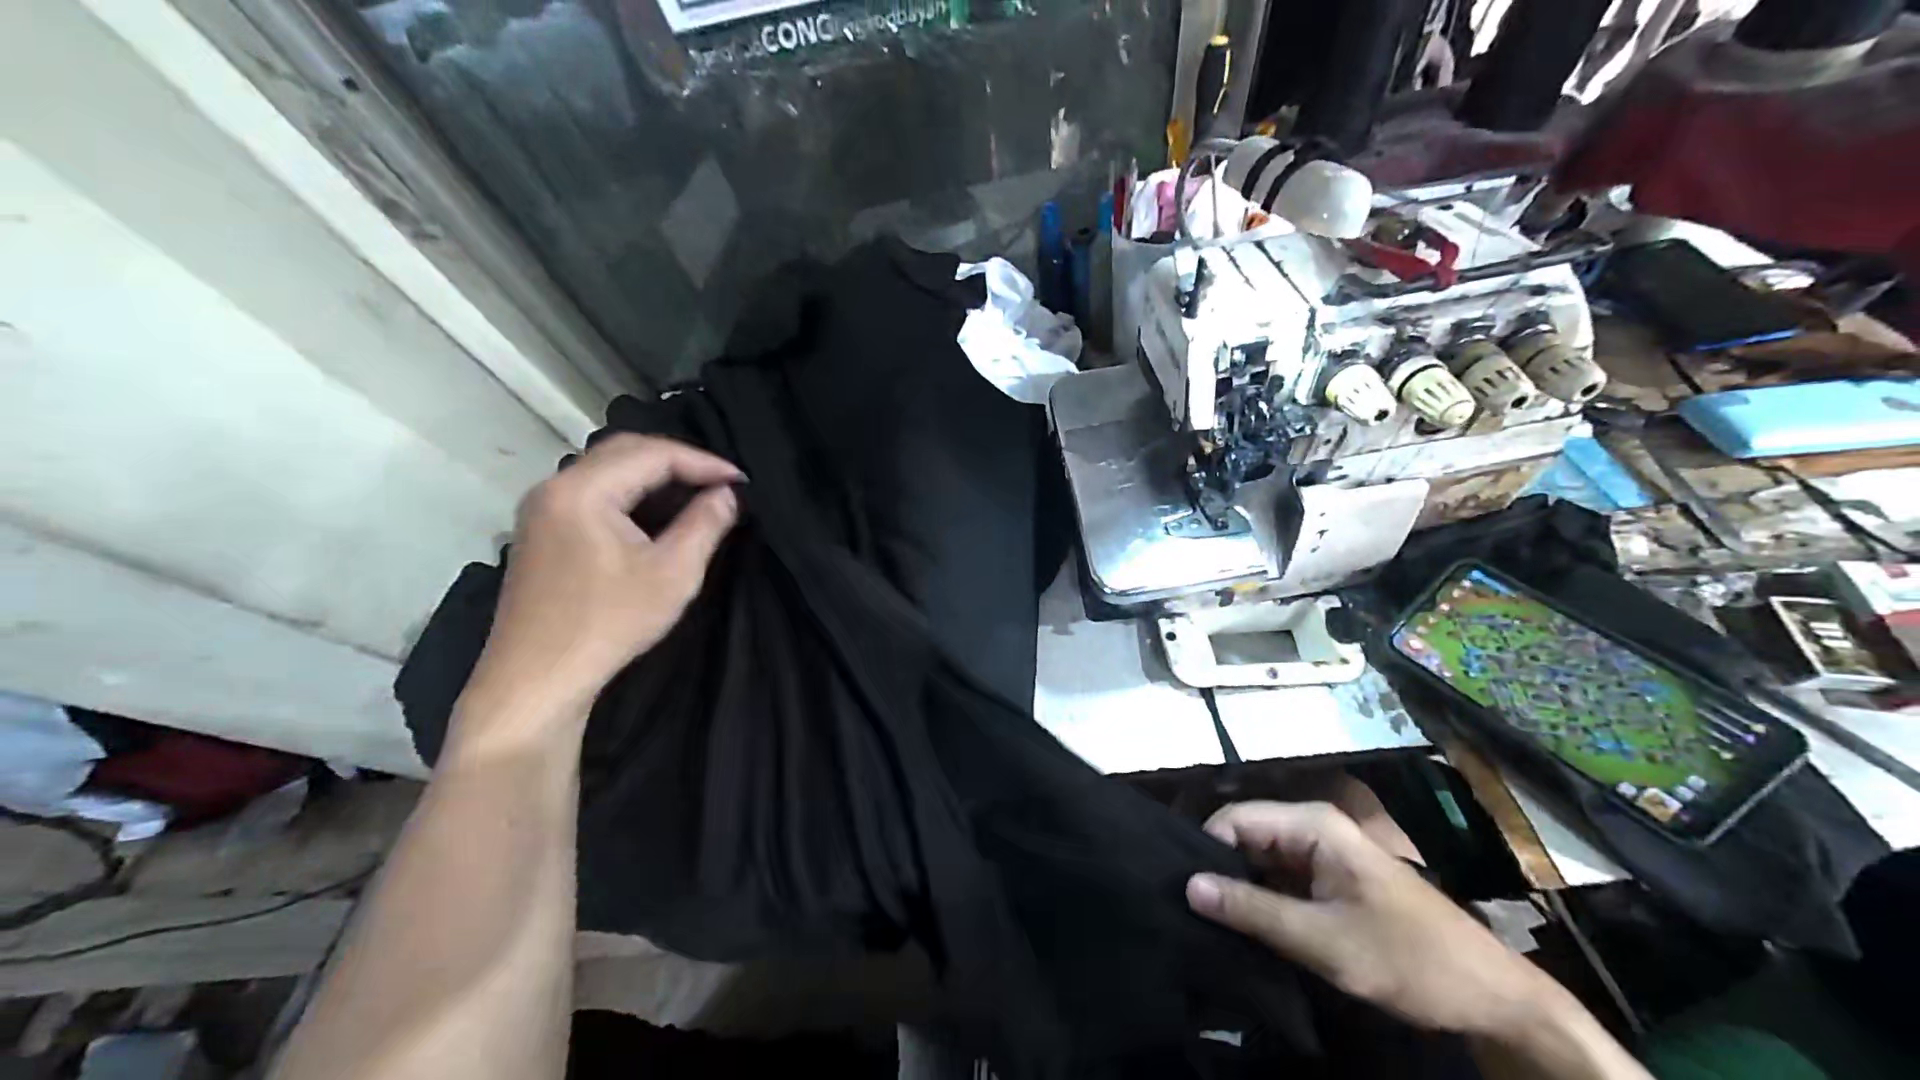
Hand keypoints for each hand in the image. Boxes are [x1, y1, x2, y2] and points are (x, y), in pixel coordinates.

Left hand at [458, 434, 742, 739]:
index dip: (704, 462)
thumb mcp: (673, 573)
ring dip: (655, 476)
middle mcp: (554, 487)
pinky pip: (594, 492)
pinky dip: (631, 493)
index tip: (742, 480)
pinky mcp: (541, 530)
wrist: (536, 679)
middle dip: (679, 461)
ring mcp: (542, 509)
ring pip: (608, 470)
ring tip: (698, 494)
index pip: (653, 454)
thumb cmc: (609, 623)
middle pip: (626, 451)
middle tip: (721, 482)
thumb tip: (727, 494)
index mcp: (582, 490)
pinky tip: (658, 515)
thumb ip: (706, 524)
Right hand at [1186, 801, 1563, 1039]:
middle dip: (1220, 868)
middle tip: (1192, 909)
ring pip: (1260, 859)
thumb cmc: (1409, 959)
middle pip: (1245, 835)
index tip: (1184, 890)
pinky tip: (1244, 926)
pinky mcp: (1330, 879)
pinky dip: (1261, 899)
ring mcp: (1324, 853)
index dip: (1206, 850)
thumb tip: (1188, 885)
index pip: (1235, 818)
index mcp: (1314, 824)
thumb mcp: (1323, 941)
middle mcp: (1314, 827)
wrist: (1492, 998)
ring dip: (1239, 887)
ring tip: (1209, 920)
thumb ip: (1252, 910)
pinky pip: (1280, 878)